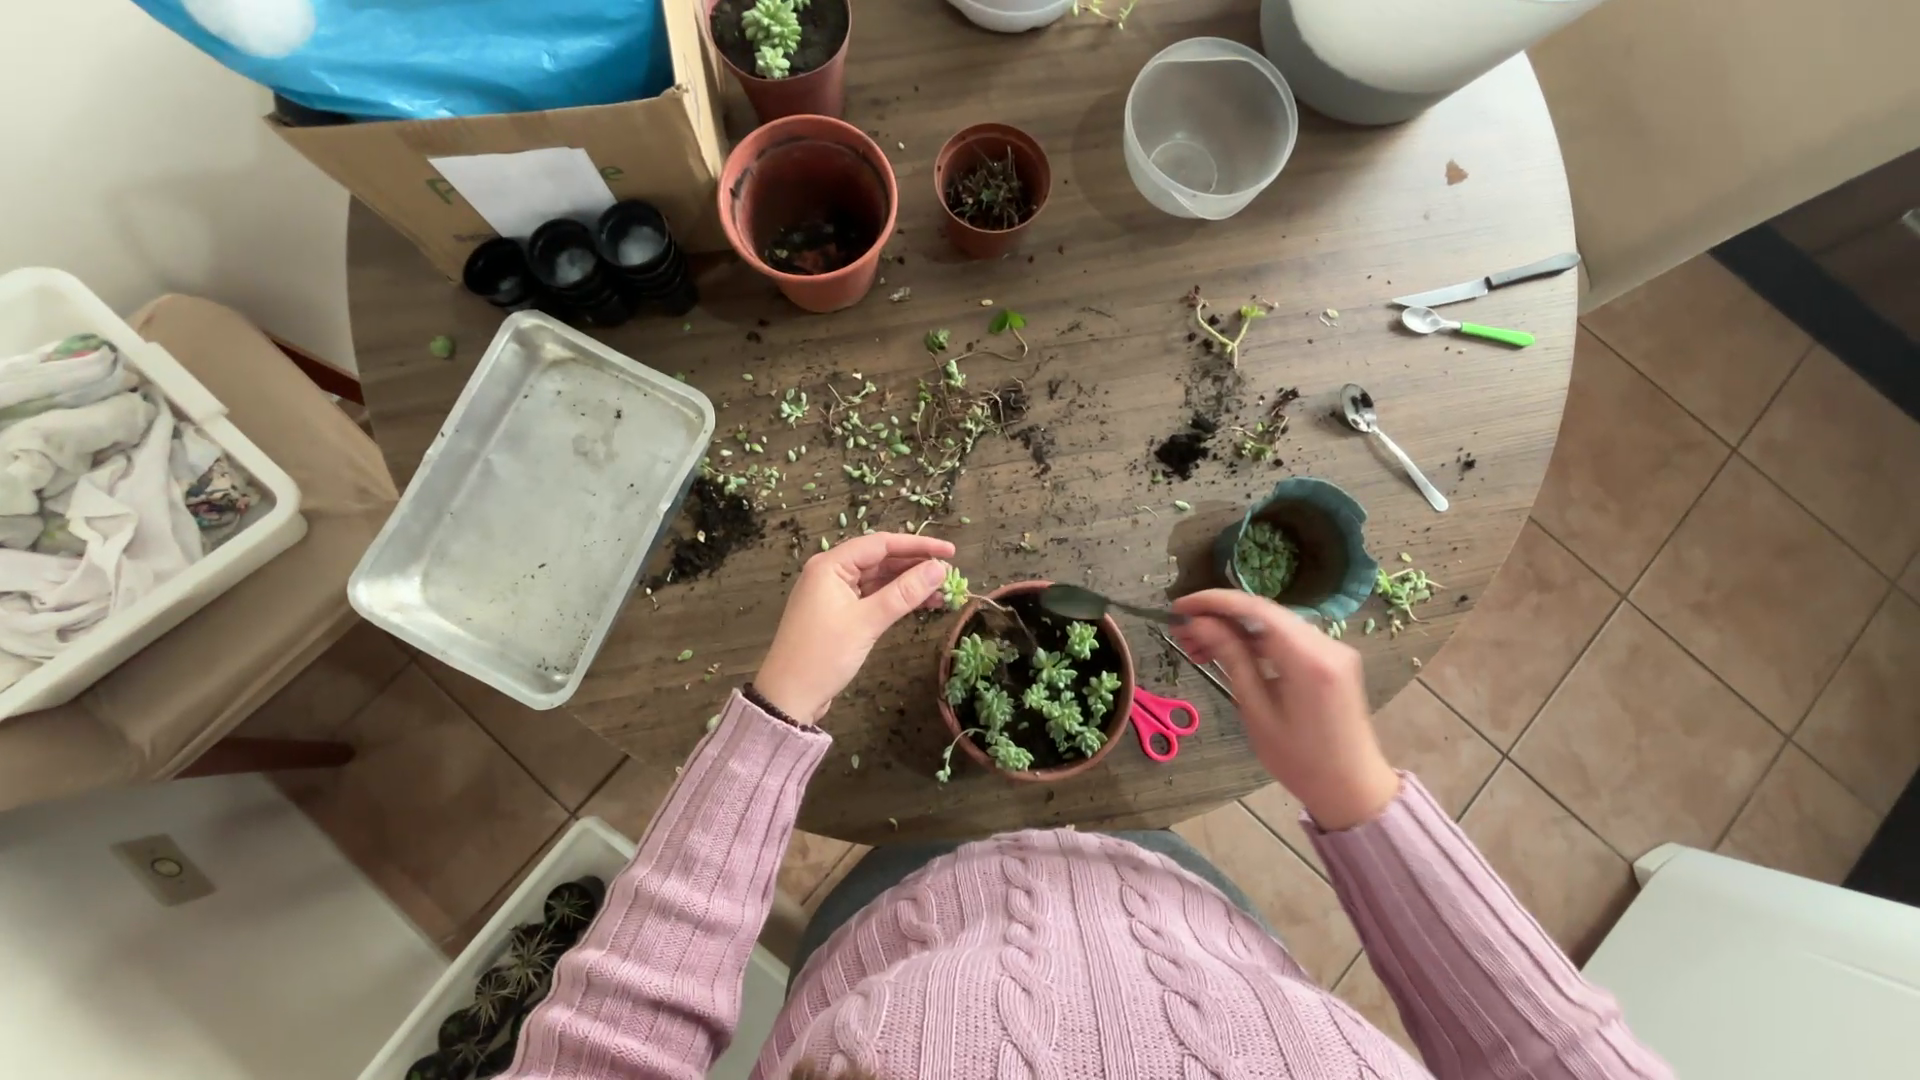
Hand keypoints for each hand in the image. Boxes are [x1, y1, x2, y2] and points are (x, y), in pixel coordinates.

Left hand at [753, 532, 956, 723]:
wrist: (788, 697)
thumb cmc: (823, 655)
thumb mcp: (867, 622)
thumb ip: (904, 593)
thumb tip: (939, 569)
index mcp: (831, 565)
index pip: (881, 543)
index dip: (918, 545)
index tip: (950, 552)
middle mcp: (831, 572)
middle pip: (881, 559)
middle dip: (915, 565)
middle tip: (950, 574)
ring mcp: (834, 594)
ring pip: (879, 579)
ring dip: (909, 584)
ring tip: (942, 593)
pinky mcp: (839, 614)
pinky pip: (873, 597)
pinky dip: (896, 600)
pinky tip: (922, 605)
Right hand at [1170, 590, 1399, 829]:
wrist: (1352, 787)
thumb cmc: (1299, 760)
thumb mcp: (1256, 710)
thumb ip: (1230, 658)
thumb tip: (1198, 623)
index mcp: (1308, 659)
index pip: (1255, 609)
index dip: (1212, 601)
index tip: (1178, 607)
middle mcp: (1326, 644)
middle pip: (1263, 612)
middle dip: (1218, 616)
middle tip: (1180, 631)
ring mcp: (1332, 649)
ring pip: (1272, 623)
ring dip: (1233, 629)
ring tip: (1196, 646)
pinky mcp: (1330, 658)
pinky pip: (1286, 637)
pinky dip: (1254, 640)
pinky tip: (1227, 653)